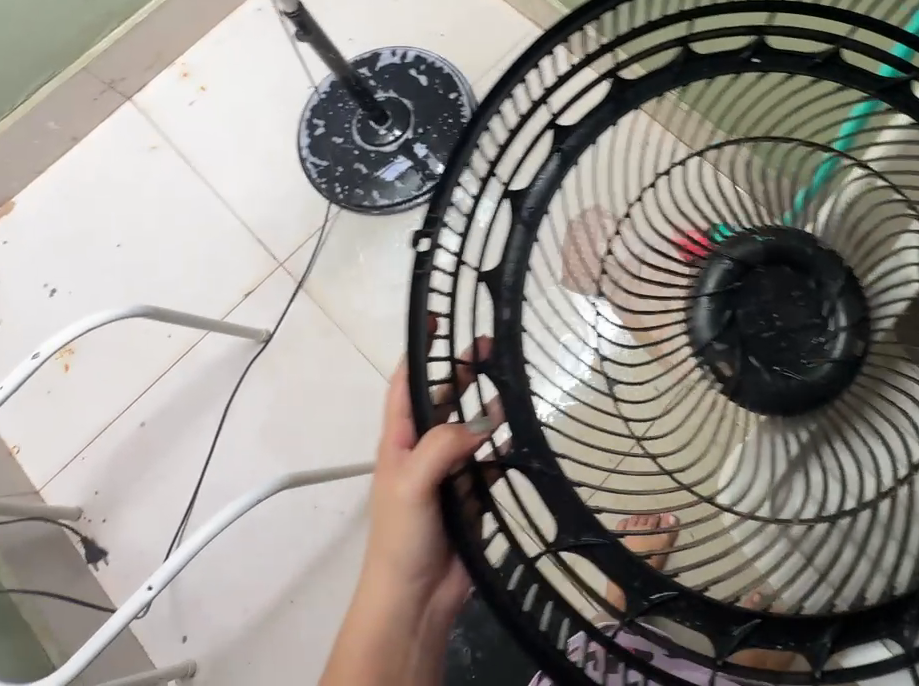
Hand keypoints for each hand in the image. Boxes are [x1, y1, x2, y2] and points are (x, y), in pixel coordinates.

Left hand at [360, 343, 493, 616]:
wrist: (416, 598)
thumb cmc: (402, 537)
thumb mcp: (411, 484)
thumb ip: (441, 447)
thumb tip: (481, 424)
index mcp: (399, 441)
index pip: (405, 384)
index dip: (419, 350)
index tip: (436, 319)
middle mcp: (424, 449)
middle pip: (443, 398)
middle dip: (461, 370)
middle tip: (488, 342)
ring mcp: (449, 471)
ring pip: (470, 426)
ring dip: (487, 403)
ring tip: (510, 377)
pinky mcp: (472, 493)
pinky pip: (490, 458)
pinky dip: (504, 441)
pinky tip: (519, 427)